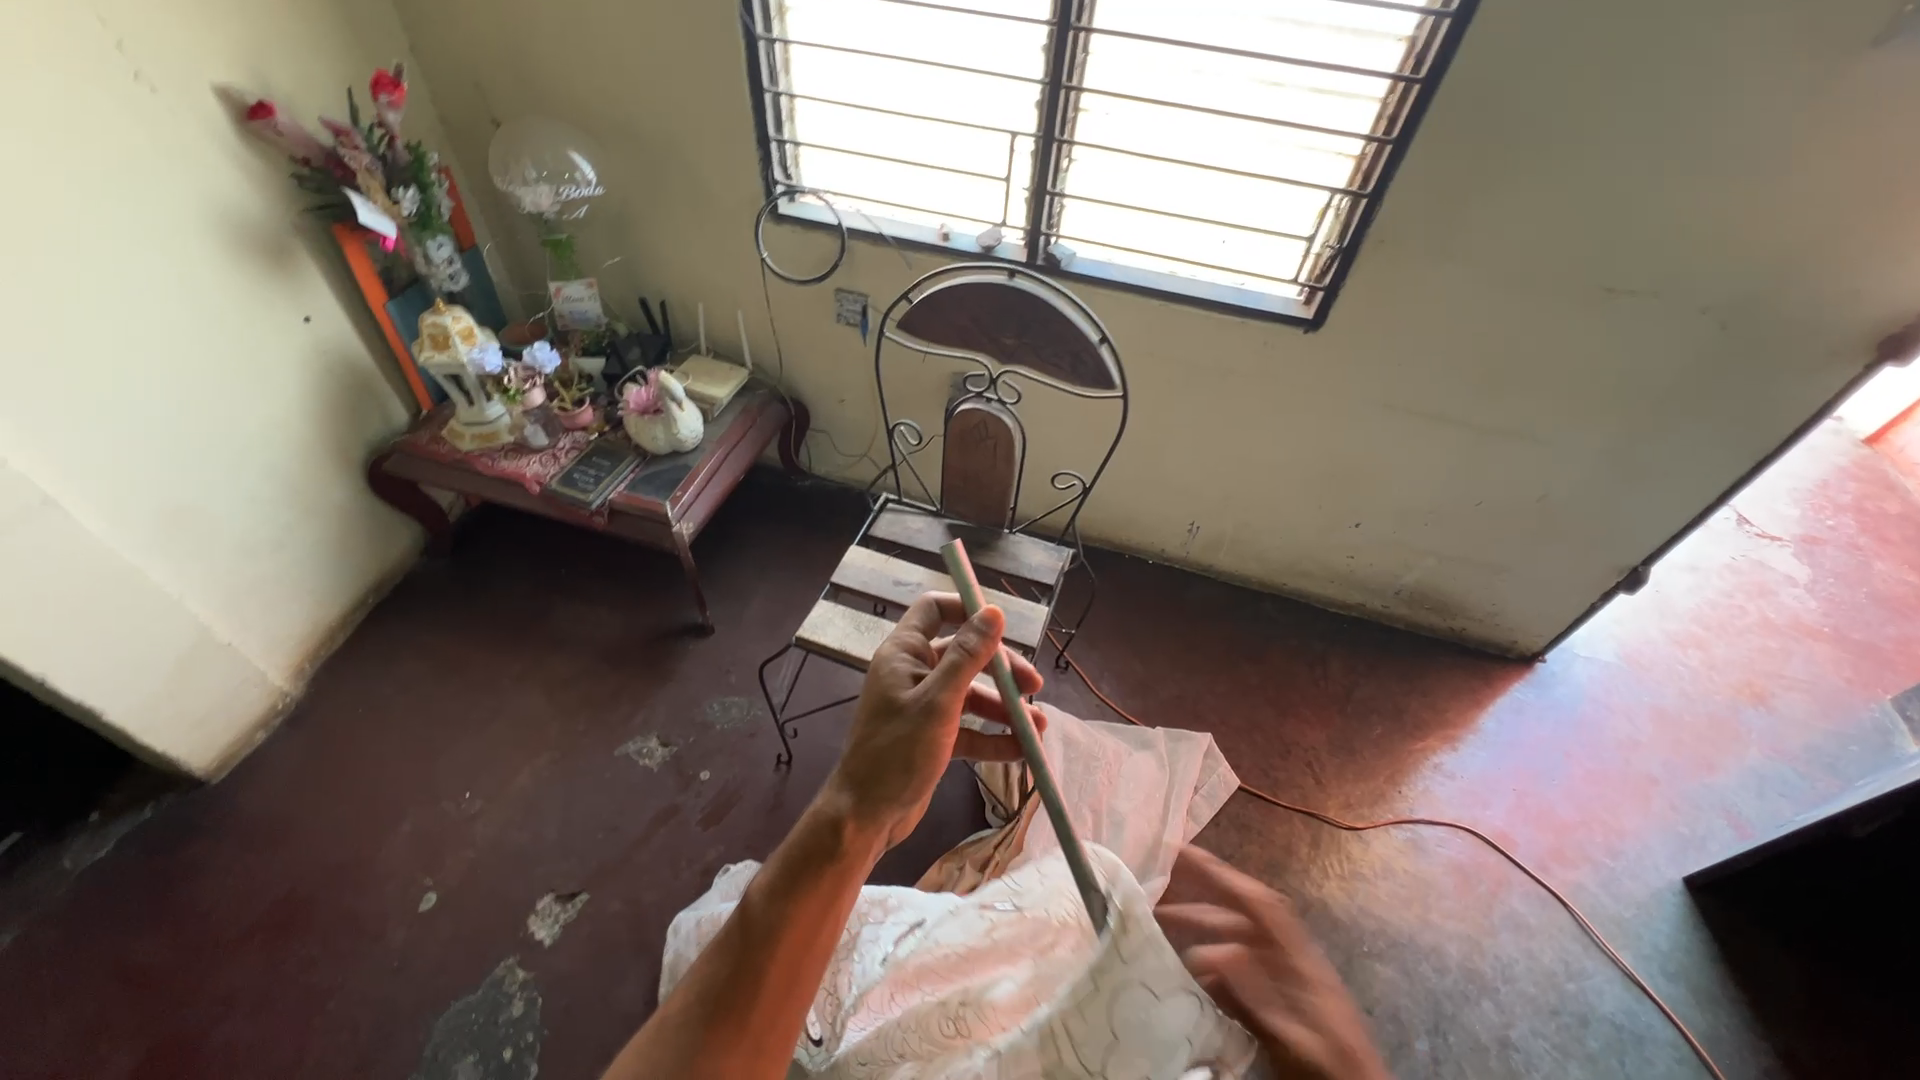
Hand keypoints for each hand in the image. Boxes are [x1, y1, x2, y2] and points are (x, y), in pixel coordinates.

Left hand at [821, 592, 1043, 851]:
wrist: (866, 816)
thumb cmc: (897, 752)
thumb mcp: (939, 702)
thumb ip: (968, 656)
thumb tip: (993, 612)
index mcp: (905, 654)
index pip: (935, 610)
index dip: (967, 610)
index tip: (1002, 625)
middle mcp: (913, 673)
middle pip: (965, 655)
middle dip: (1002, 670)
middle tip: (1034, 686)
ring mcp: (922, 706)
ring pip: (971, 694)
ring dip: (1004, 708)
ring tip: (1038, 728)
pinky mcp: (931, 737)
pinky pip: (968, 727)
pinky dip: (992, 736)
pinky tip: (1022, 751)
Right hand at [1156, 846, 1388, 1079]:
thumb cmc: (1333, 1070)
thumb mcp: (1295, 1037)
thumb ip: (1255, 994)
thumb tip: (1212, 950)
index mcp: (1300, 959)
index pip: (1258, 904)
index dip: (1222, 873)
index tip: (1183, 852)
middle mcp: (1289, 961)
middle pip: (1240, 921)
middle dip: (1198, 905)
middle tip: (1155, 898)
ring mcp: (1284, 984)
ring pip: (1235, 946)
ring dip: (1200, 936)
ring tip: (1162, 933)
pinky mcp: (1277, 1008)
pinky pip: (1236, 977)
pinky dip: (1209, 970)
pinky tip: (1187, 976)